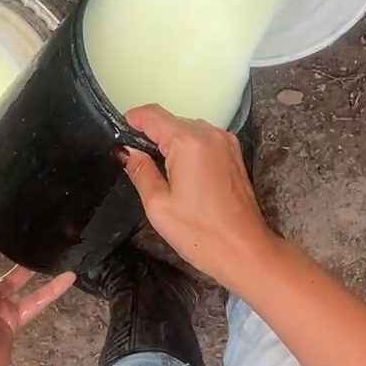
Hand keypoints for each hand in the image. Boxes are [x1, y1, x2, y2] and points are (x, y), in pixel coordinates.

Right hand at [121, 104, 279, 290]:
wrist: (245, 250)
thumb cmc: (201, 233)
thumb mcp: (159, 205)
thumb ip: (140, 171)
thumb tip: (126, 151)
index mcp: (188, 142)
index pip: (153, 114)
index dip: (133, 119)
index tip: (119, 131)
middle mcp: (209, 133)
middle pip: (171, 121)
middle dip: (151, 135)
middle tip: (135, 161)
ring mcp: (225, 141)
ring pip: (188, 129)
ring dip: (171, 142)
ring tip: (160, 172)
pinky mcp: (234, 153)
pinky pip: (203, 139)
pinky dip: (189, 148)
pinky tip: (183, 174)